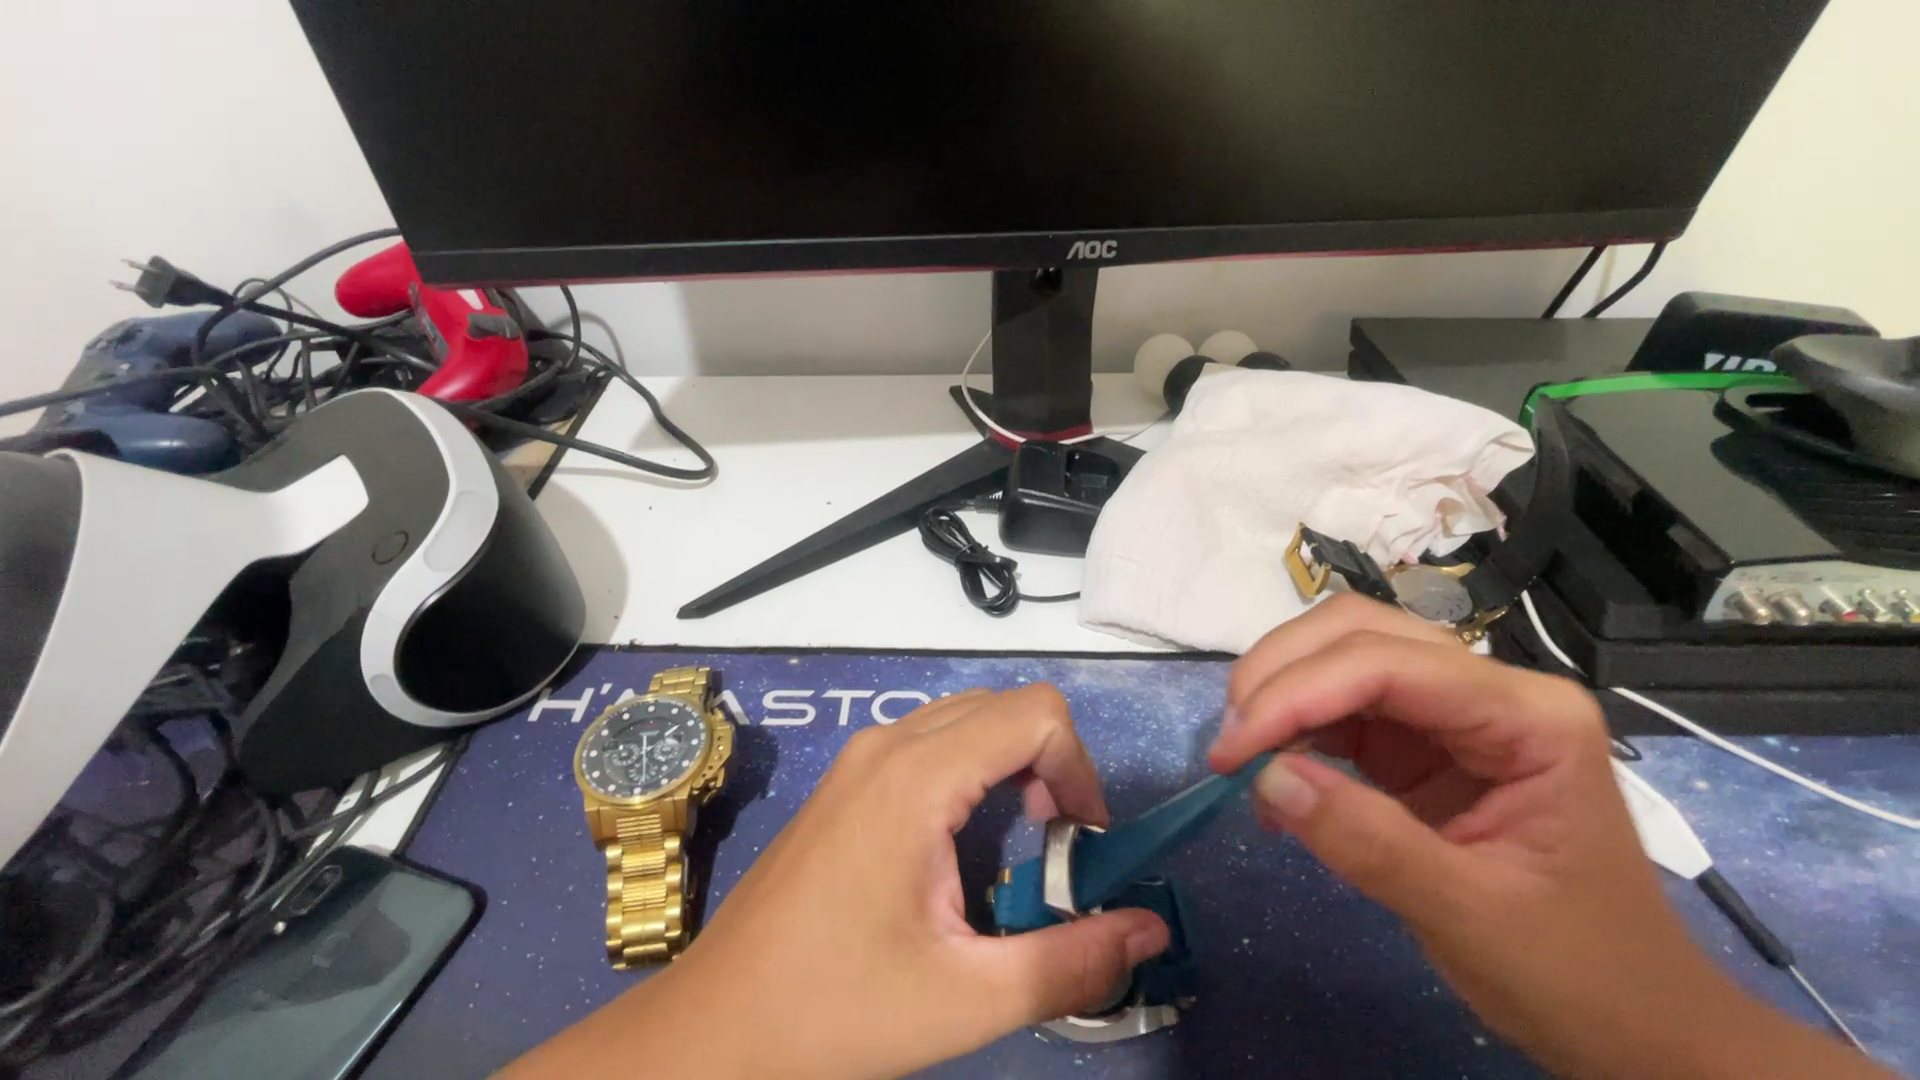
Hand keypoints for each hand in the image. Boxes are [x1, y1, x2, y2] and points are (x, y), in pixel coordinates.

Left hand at [501, 686, 1168, 1079]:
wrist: (715, 1028)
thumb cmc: (835, 1011)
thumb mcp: (967, 999)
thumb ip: (1071, 963)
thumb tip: (1150, 930)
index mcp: (916, 780)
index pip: (1034, 713)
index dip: (1079, 767)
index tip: (1083, 841)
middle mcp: (887, 746)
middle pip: (1004, 707)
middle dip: (1052, 764)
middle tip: (1059, 846)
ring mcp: (860, 759)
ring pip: (967, 720)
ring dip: (1012, 766)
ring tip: (1018, 846)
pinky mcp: (847, 781)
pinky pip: (931, 743)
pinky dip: (973, 771)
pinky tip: (962, 846)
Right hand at [1209, 594, 1886, 1079]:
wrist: (1635, 1021)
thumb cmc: (1578, 972)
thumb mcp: (1471, 918)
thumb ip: (1369, 843)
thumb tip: (1266, 778)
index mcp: (1529, 717)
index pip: (1389, 665)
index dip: (1297, 693)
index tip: (1232, 751)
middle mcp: (1491, 692)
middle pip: (1358, 632)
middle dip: (1280, 674)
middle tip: (1230, 745)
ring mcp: (1453, 711)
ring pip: (1342, 653)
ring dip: (1279, 691)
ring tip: (1240, 756)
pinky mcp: (1420, 740)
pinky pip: (1340, 704)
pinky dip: (1293, 726)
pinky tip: (1272, 774)